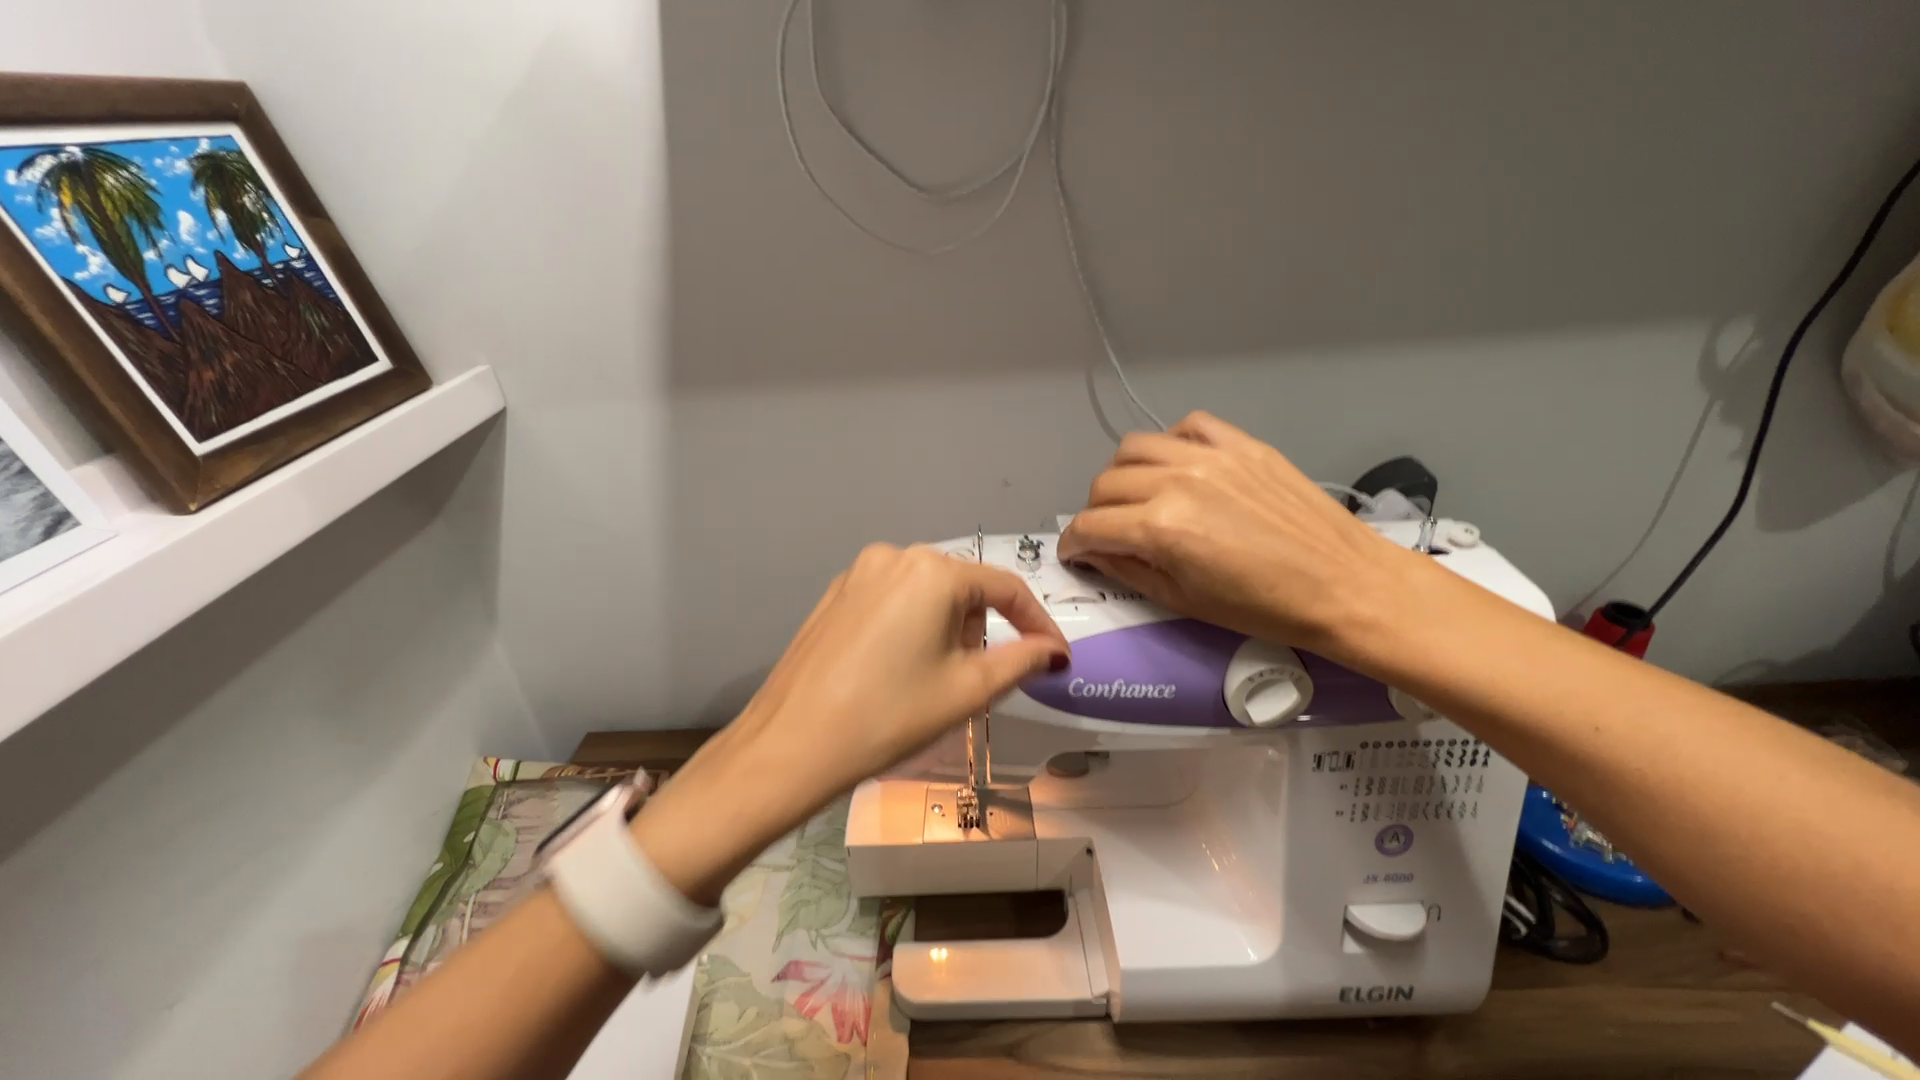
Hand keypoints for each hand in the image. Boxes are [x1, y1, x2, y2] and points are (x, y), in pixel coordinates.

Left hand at [631, 545, 1069, 903]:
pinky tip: (892, 673)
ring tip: (927, 683)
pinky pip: (890, 603)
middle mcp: (894, 556)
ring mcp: (857, 574)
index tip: (1056, 658)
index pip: (1005, 588)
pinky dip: (908, 630)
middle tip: (971, 684)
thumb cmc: (889, 716)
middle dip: (980, 631)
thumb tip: (1053, 650)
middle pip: (962, 590)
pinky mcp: (833, 597)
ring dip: (944, 631)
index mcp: (933, 571)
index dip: (1038, 624)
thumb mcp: (967, 692)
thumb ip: (1021, 661)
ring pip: (925, 596)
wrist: (791, 745)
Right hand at [1058, 411, 1419, 661]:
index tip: (1076, 554)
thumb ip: (1129, 569)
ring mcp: (1211, 455)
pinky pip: (1187, 425)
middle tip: (1112, 535)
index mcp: (1161, 528)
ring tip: (1140, 499)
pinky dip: (1171, 445)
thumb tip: (1093, 552)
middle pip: (1104, 484)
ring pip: (1134, 448)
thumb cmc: (1264, 608)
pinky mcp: (1242, 443)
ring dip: (1124, 476)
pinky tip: (1180, 469)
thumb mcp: (1184, 600)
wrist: (1345, 585)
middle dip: (1096, 514)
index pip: (1089, 526)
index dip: (1074, 544)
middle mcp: (1177, 481)